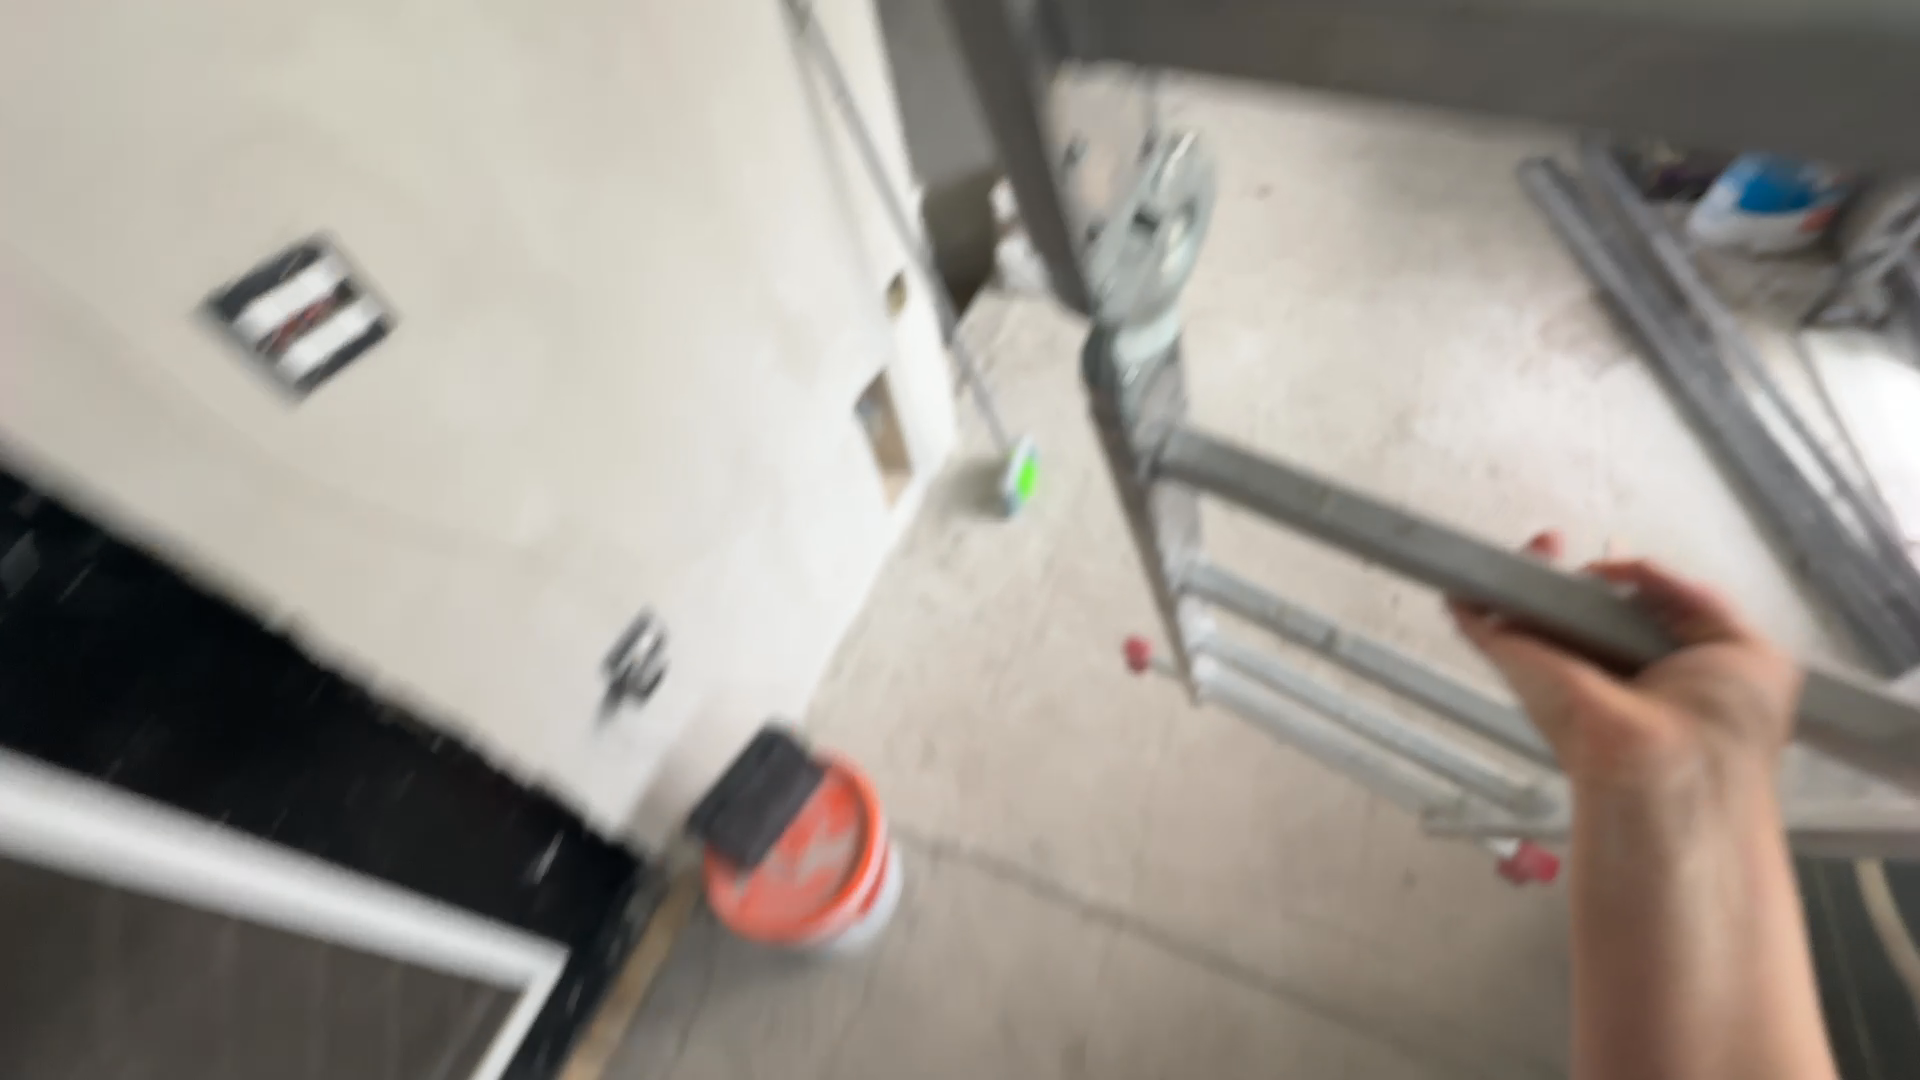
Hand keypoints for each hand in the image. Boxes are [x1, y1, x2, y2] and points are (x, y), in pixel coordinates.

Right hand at [1448, 531, 1801, 799]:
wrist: (1671, 758)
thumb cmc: (1723, 716)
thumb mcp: (1747, 650)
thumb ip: (1692, 597)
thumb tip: (1622, 569)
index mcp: (1641, 659)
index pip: (1615, 611)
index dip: (1611, 582)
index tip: (1606, 567)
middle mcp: (1589, 656)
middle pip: (1561, 602)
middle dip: (1555, 568)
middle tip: (1553, 540)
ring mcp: (1546, 657)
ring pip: (1520, 604)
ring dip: (1518, 569)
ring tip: (1539, 541)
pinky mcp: (1508, 655)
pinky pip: (1476, 620)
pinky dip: (1463, 597)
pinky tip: (1463, 568)